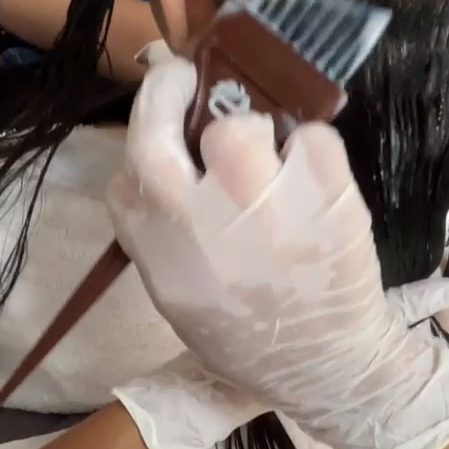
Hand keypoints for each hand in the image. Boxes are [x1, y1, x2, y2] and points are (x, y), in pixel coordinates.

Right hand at [107, 46, 448, 448]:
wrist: (324, 367)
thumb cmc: (246, 339)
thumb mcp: (179, 300)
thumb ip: (163, 234)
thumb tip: (168, 167)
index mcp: (158, 256)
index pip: (125, 177)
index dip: (143, 145)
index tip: (164, 132)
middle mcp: (196, 223)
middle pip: (156, 128)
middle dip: (167, 91)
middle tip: (185, 81)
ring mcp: (260, 202)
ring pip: (240, 125)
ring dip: (255, 136)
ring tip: (272, 171)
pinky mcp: (321, 189)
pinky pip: (308, 136)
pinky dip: (311, 153)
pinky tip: (312, 191)